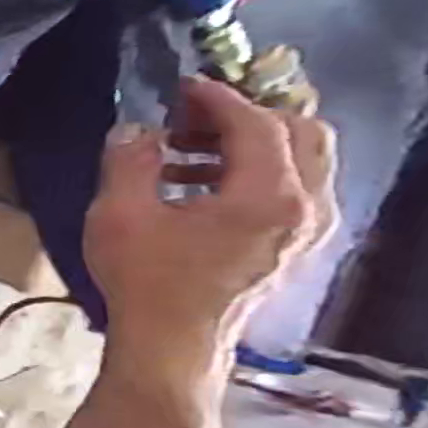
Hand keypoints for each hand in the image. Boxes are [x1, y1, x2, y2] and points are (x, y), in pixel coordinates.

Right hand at [84, 76, 338, 346]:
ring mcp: (306, 229)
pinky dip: (249, 170)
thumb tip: (135, 129)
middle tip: (188, 116)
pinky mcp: (291, 245)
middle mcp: (306, 208)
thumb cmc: (144, 277)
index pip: (258, 125)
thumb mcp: (120, 214)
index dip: (219, 98)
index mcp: (269, 196)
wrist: (171, 341)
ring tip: (182, 151)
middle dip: (246, 114)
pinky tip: (194, 184)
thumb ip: (129, 162)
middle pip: (301, 134)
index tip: (182, 86)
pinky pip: (289, 188)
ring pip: (299, 161)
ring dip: (245, 143)